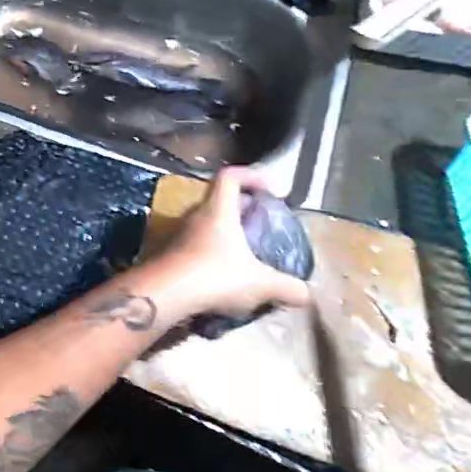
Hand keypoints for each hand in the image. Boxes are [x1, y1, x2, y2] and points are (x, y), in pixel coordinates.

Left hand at [147, 167, 312, 318]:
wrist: (163, 295)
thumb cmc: (214, 277)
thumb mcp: (260, 284)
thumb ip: (287, 287)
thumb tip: (307, 293)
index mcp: (218, 210)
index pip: (230, 176)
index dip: (251, 176)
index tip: (270, 190)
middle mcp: (195, 217)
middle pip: (217, 200)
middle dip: (240, 209)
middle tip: (259, 226)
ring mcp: (177, 235)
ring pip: (204, 225)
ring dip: (224, 235)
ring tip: (244, 256)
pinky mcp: (167, 255)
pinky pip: (193, 247)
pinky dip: (209, 256)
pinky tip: (222, 279)